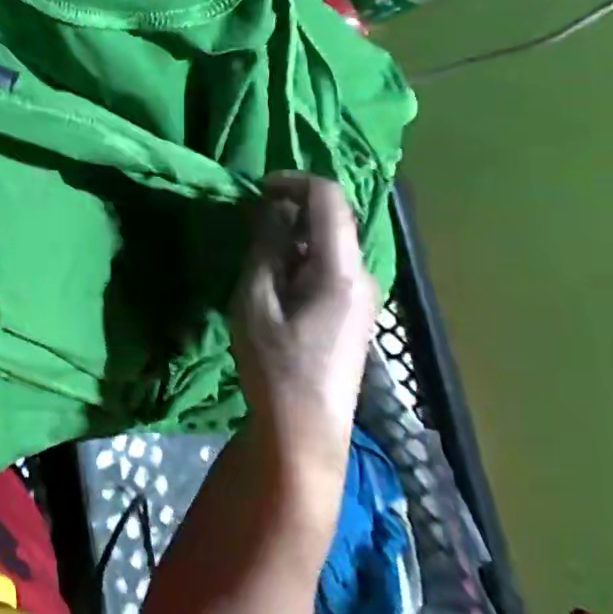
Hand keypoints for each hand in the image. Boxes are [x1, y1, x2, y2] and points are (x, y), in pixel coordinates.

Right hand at [232, 174, 377, 432]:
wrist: (304, 432)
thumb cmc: (275, 364)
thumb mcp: (256, 299)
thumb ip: (266, 245)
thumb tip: (273, 205)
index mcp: (342, 270)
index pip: (329, 198)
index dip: (293, 180)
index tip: (256, 188)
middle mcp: (363, 276)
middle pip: (332, 219)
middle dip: (291, 208)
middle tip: (249, 222)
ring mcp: (363, 296)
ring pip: (329, 243)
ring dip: (294, 234)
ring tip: (257, 254)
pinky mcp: (354, 312)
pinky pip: (330, 265)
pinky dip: (302, 256)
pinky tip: (276, 281)